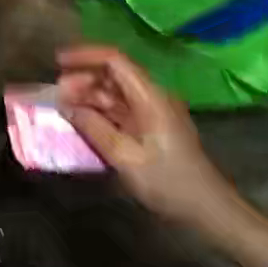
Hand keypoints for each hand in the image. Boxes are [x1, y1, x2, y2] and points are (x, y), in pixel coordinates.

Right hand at [57, 45, 235, 226]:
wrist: (210, 211)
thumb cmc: (170, 183)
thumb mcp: (127, 158)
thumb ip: (94, 128)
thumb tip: (66, 105)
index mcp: (151, 96)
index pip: (115, 60)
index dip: (85, 56)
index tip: (58, 62)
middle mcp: (152, 96)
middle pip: (114, 74)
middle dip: (83, 79)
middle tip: (57, 94)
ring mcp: (153, 112)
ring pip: (115, 92)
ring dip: (89, 96)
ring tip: (64, 107)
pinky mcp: (151, 127)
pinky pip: (121, 109)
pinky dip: (100, 111)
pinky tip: (83, 121)